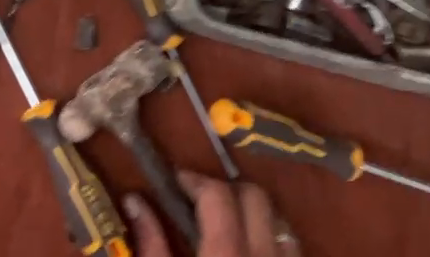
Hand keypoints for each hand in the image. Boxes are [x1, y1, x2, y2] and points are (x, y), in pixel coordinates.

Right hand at [123, 171, 299, 256]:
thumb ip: (151, 244)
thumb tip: (135, 201)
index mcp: (225, 253)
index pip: (219, 194)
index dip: (197, 179)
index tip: (179, 180)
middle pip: (256, 198)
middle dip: (228, 188)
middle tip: (202, 198)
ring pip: (281, 224)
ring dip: (255, 215)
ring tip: (229, 225)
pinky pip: (293, 251)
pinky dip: (274, 242)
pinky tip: (251, 252)